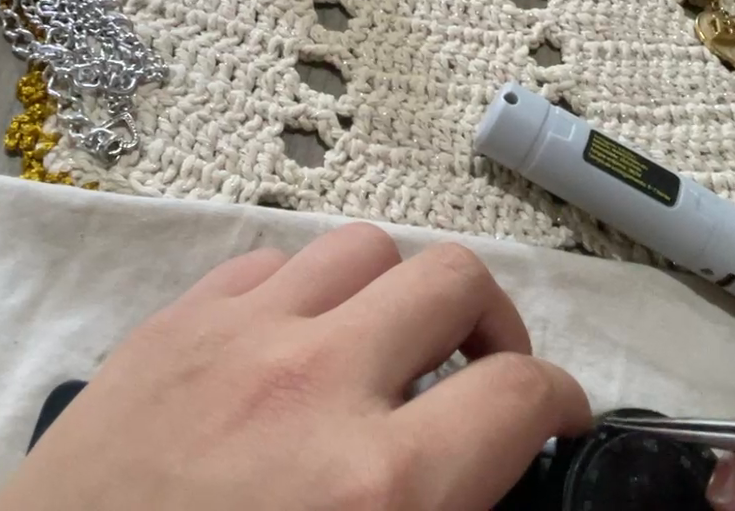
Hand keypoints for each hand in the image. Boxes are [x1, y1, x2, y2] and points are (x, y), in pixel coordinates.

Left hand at [0, 223, 591, 510]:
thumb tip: (476, 478)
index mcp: (378, 487)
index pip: (519, 395)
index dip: (559, 400)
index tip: (556, 414)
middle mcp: (317, 383)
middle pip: (453, 278)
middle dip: (491, 321)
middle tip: (480, 369)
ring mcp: (238, 335)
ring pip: (364, 247)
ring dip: (396, 291)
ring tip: (387, 341)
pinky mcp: (175, 321)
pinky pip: (272, 262)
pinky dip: (306, 292)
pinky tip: (291, 340)